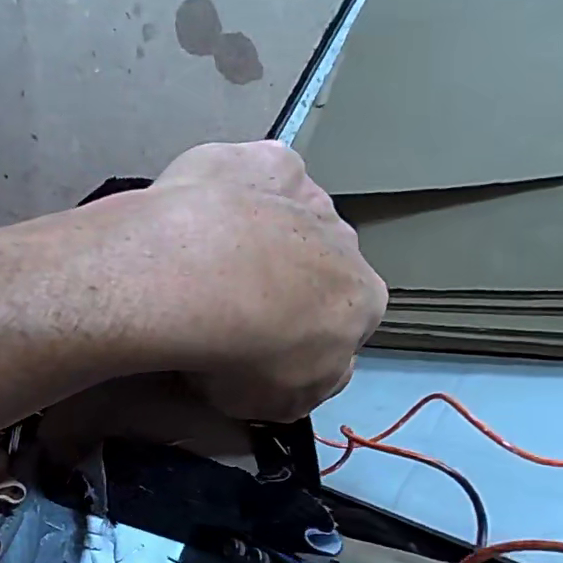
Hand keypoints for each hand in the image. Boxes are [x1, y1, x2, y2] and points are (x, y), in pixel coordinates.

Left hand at [68, 141, 385, 421]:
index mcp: (364, 301)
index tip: (265, 343)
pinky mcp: (264, 159)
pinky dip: (237, 188)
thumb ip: (304, 387)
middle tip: (233, 302)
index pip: (344, 323)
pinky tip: (204, 209)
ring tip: (207, 258)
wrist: (199, 281)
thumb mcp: (280, 403)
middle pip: (319, 262)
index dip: (303, 334)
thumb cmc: (244, 352)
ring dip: (261, 231)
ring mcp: (307, 193)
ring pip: (289, 215)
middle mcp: (347, 242)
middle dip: (286, 279)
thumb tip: (307, 374)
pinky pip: (257, 175)